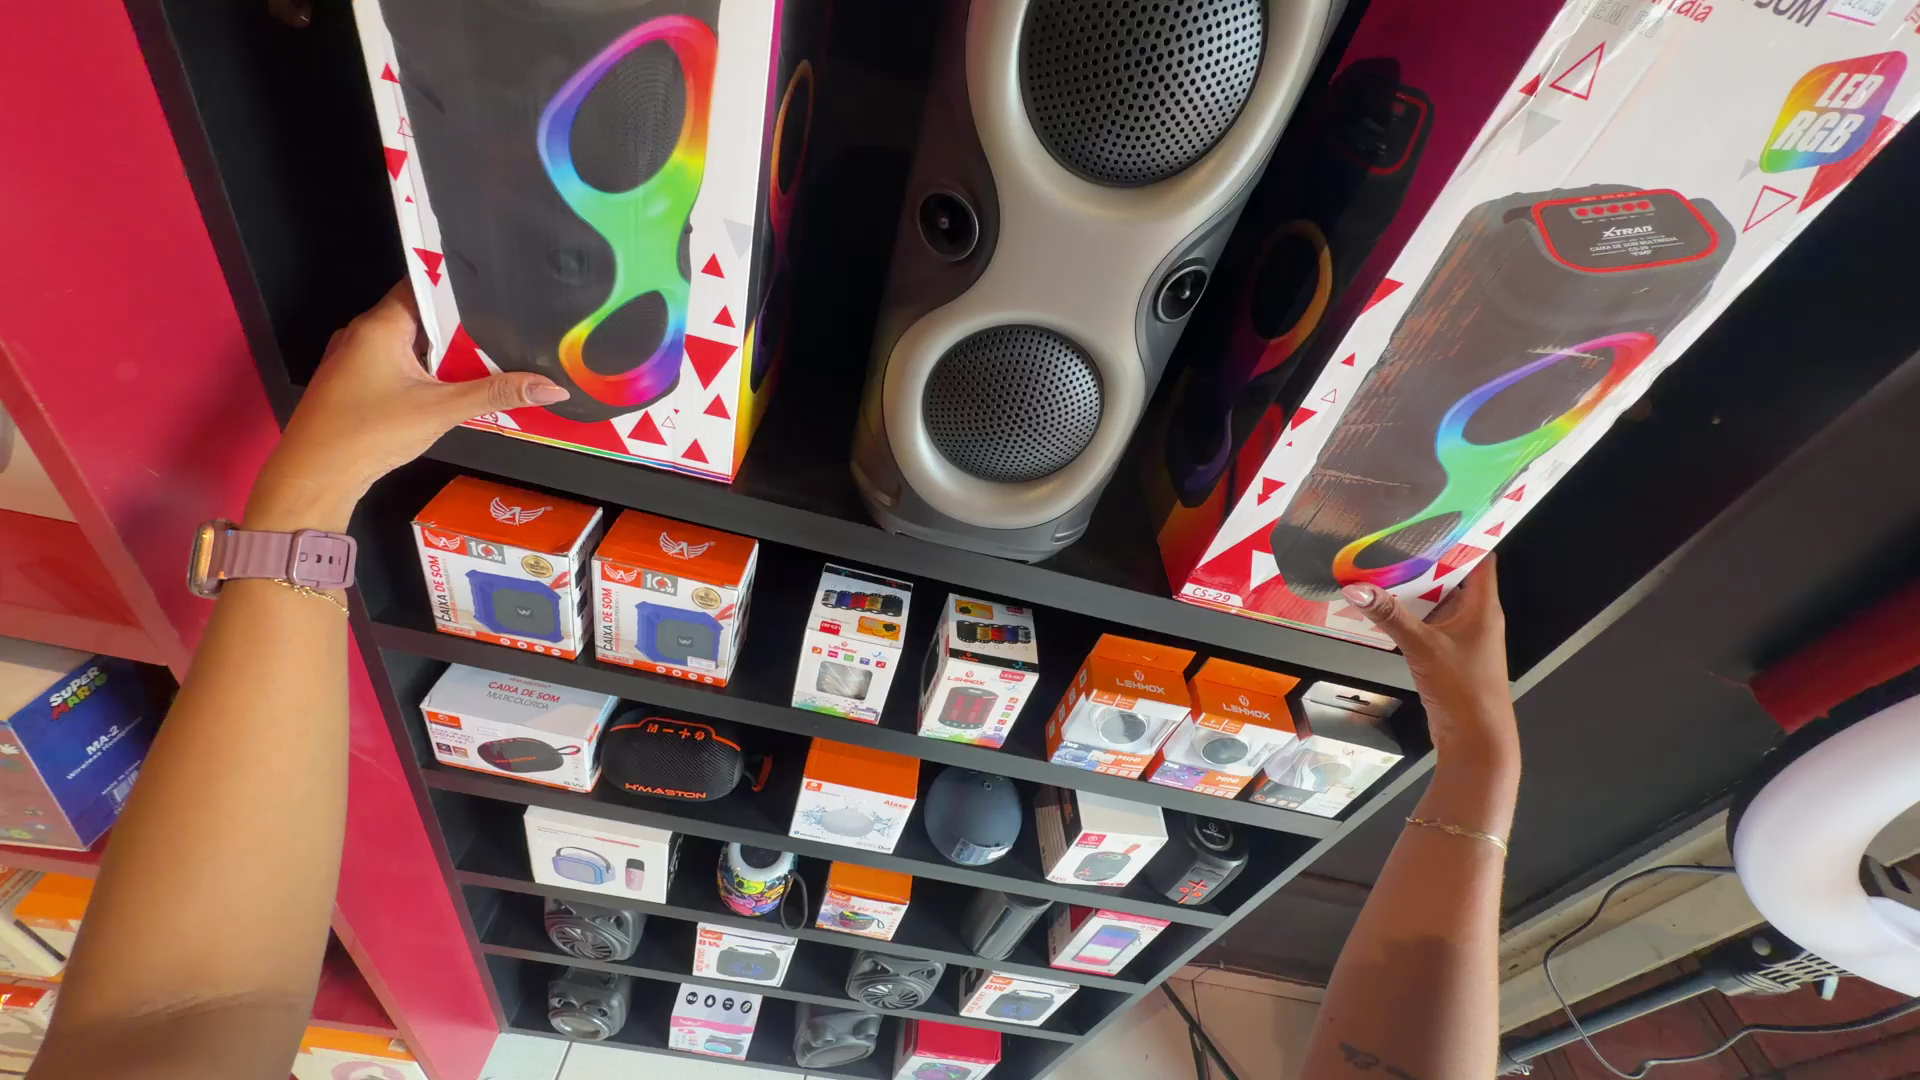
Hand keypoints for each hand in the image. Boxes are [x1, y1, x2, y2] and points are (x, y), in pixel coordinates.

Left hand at [245, 284, 568, 530]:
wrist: (316, 475)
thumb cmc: (371, 432)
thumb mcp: (442, 410)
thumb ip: (498, 394)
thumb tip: (554, 388)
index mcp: (379, 327)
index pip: (422, 287)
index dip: (460, 286)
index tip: (499, 288)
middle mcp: (365, 334)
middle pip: (424, 317)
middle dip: (466, 323)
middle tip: (511, 325)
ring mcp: (360, 359)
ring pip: (416, 343)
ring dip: (452, 350)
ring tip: (498, 352)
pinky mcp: (362, 382)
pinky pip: (406, 363)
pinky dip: (435, 368)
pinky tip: (462, 382)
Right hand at [1340, 557, 1517, 768]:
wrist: (1475, 738)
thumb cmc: (1463, 688)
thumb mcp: (1422, 646)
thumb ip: (1388, 615)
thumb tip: (1353, 587)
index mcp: (1483, 606)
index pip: (1479, 558)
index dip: (1460, 536)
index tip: (1429, 518)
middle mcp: (1476, 616)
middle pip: (1451, 576)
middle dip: (1422, 558)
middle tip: (1390, 537)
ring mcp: (1462, 635)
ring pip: (1435, 599)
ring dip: (1411, 587)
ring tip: (1378, 565)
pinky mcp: (1446, 652)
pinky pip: (1426, 621)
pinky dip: (1406, 611)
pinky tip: (1380, 606)